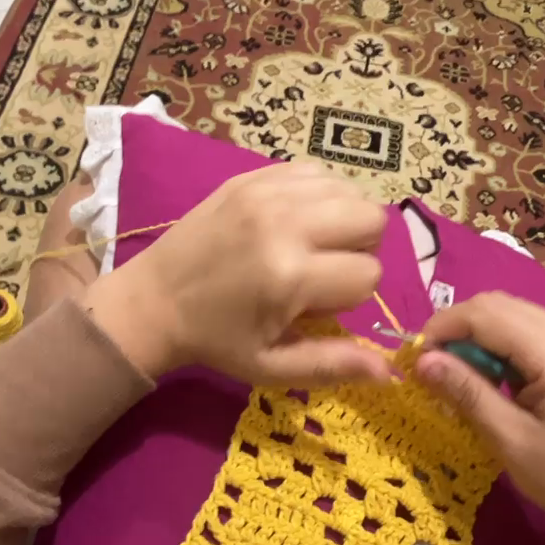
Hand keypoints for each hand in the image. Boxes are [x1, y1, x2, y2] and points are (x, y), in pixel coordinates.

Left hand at [85, 164, 395, 383]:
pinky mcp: (252, 176)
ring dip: (343, 219)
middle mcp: (285, 224)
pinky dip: (320, 195)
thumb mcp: (271, 366)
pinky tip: (295, 221)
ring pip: (350, 189)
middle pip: (372, 218)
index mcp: (289, 276)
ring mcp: (267, 192)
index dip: (352, 295)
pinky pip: (316, 171)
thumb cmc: (217, 341)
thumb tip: (391, 373)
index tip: (317, 305)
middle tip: (324, 270)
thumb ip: (332, 365)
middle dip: (360, 249)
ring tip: (311, 244)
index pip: (368, 273)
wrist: (153, 300)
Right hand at [415, 292, 544, 544]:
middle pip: (501, 304)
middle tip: (431, 366)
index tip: (415, 357)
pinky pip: (532, 329)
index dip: (444, 326)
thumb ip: (467, 393)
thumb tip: (422, 359)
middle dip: (458, 328)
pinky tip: (490, 374)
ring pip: (515, 312)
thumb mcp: (511, 442)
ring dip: (479, 335)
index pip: (488, 314)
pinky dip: (502, 343)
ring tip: (456, 373)